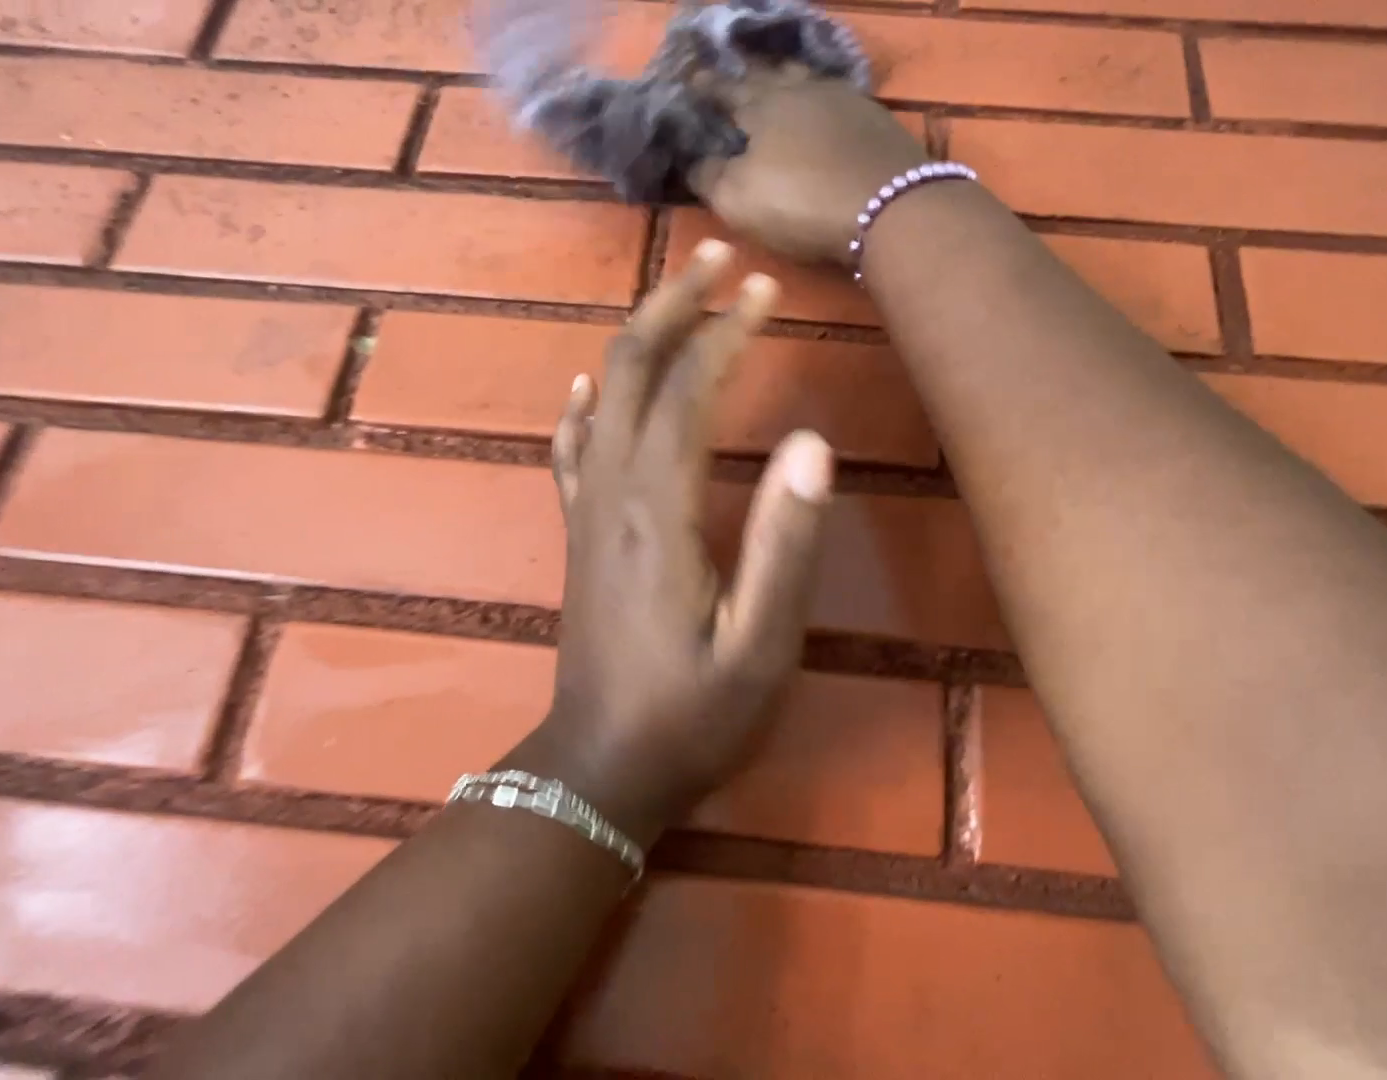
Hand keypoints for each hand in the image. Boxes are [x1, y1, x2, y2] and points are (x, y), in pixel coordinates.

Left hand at [524, 239, 835, 844]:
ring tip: (676, 297)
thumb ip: (784, 546)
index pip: (687, 396)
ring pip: (599, 401)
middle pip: (629, 375)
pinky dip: (582, 407)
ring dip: (636, 341)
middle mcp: (611, 496)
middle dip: (672, 308)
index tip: (765, 291)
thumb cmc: (691, 716)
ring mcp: (586, 515)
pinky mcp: (579, 537)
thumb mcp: (759, 646)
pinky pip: (572, 452)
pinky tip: (588, 387)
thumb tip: (813, 444)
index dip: (725, 335)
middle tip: (718, 259)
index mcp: (657, 515)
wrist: (601, 767)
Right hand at [689, 66, 928, 265]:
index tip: (691, 78)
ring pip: (809, 81)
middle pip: (772, 74)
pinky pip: (840, 101)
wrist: (890, 206)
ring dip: (791, 82)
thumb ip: (710, 177)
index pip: (726, 88)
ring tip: (782, 86)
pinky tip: (825, 114)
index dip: (707, 86)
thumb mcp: (739, 199)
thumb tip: (694, 161)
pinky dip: (824, 105)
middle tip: (739, 74)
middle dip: (751, 74)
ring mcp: (846, 100)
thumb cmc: (801, 202)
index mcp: (763, 104)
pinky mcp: (878, 120)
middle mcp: (803, 90)